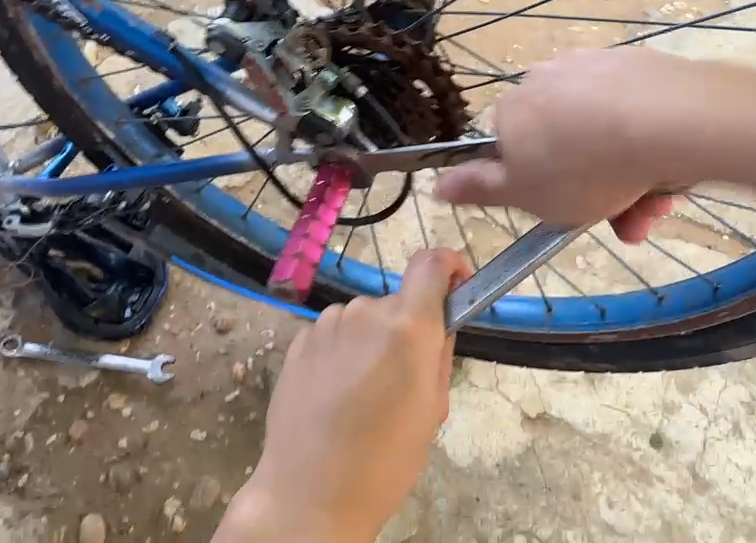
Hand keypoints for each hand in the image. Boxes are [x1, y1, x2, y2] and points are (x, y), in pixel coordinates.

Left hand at [218, 250, 471, 542]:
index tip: (456, 284)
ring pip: (363, 319)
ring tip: (363, 394)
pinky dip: (342, 353)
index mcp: (408, 326)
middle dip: (405, 329)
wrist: (309, 492)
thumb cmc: (385, 460)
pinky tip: (335, 394)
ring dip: (370, 342)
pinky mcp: (299, 339)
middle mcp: (366, 311)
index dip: (449, 266)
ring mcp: (328, 323)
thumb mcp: (432, 409)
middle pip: (397, 303)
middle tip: (403, 379)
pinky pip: (334, 334)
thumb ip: (438, 353)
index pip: (432, 263)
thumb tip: (440, 321)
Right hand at [436, 48, 714, 240]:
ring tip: (653, 206)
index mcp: (511, 111)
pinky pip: (632, 112)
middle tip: (623, 221)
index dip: (537, 183)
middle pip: (561, 142)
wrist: (666, 121)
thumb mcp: (524, 194)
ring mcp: (590, 67)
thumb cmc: (583, 167)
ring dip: (625, 176)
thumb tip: (436, 184)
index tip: (564, 209)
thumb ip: (478, 188)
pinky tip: (668, 169)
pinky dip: (645, 143)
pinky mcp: (634, 64)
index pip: (511, 146)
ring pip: (601, 132)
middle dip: (590, 189)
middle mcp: (543, 81)